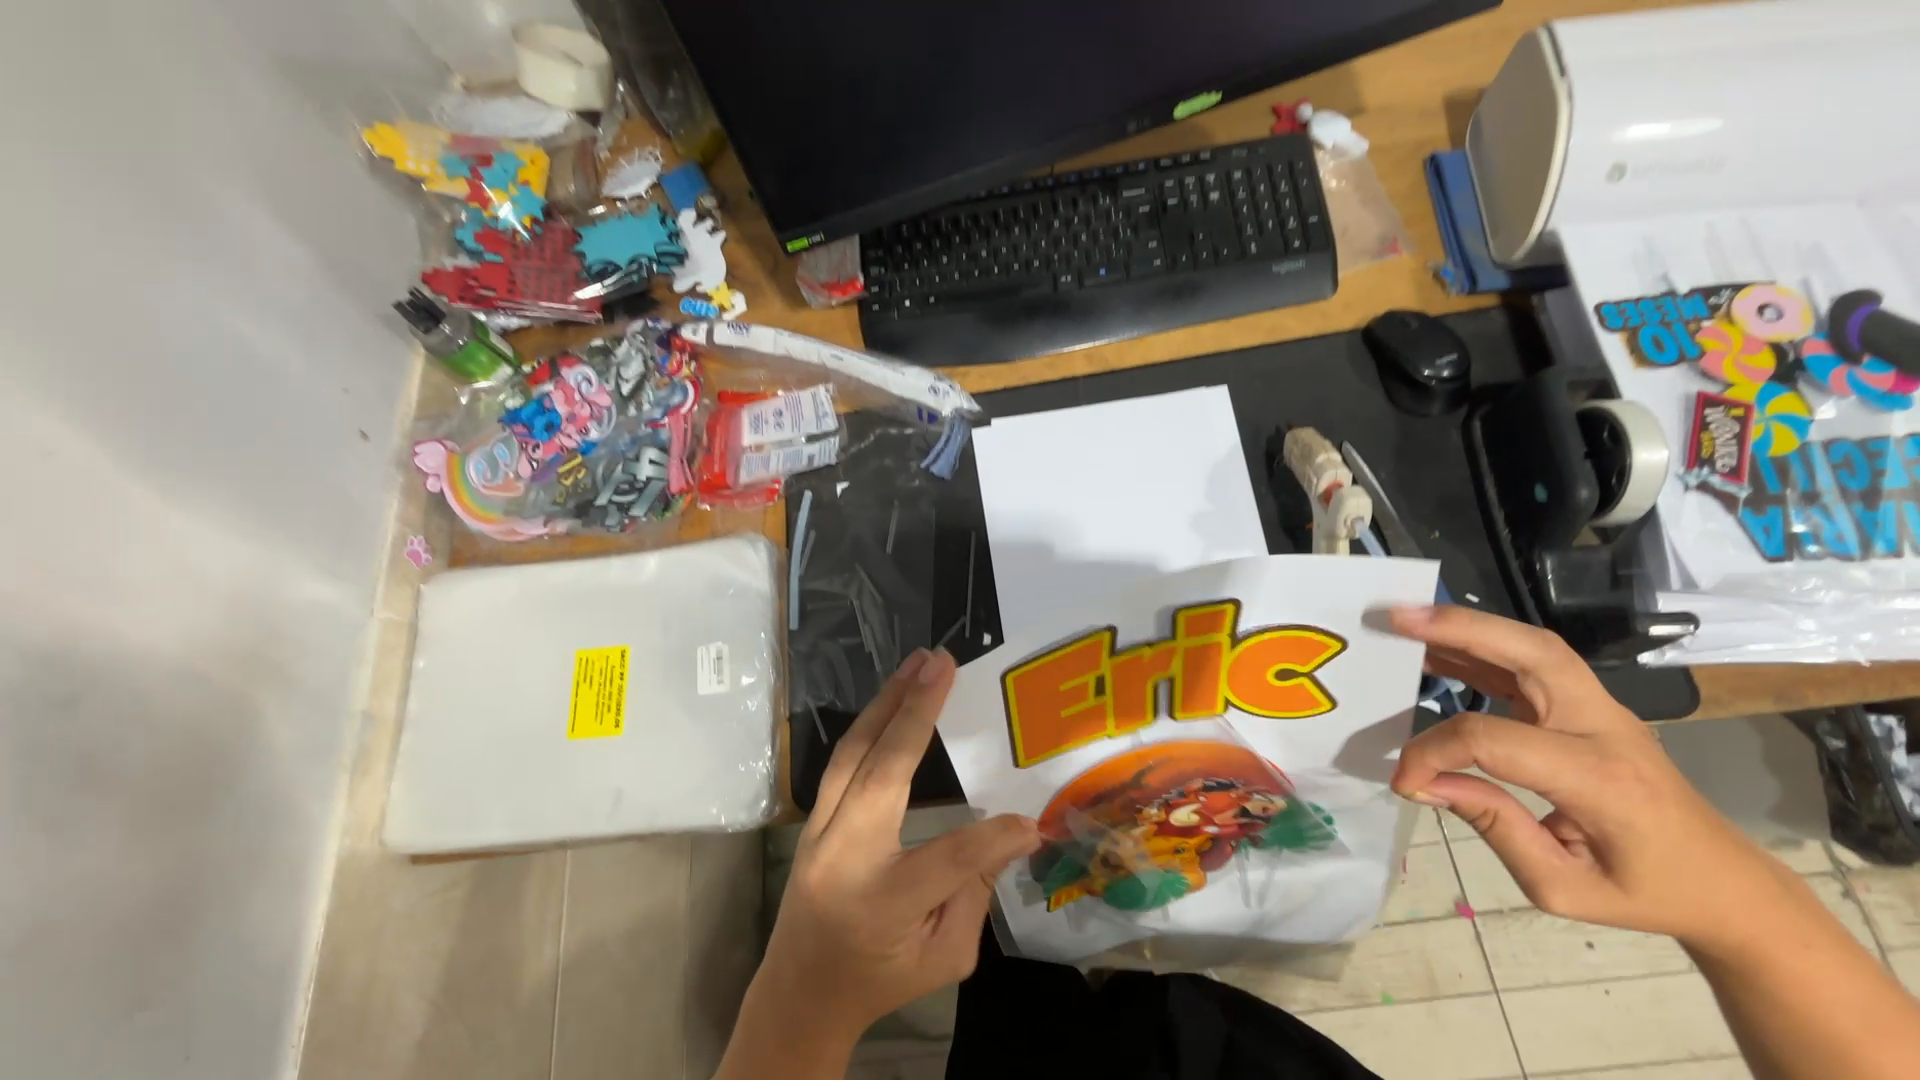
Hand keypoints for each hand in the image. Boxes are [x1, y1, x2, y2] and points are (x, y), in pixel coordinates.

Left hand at [739, 648, 1040, 1053]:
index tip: (1030, 823)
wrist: (799, 993)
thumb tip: (1007, 834)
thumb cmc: (879, 979)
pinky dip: (867, 725)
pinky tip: (889, 701)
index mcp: (884, 901)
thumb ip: (975, 894)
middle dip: (914, 710)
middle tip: (942, 662)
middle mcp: (845, 854)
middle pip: (883, 770)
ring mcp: (820, 832)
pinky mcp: (812, 821)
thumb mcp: (944, 957)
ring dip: (886, 703)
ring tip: (916, 664)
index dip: (996, 837)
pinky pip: (841, 763)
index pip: (952, 855)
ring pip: (852, 753)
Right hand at [1387, 606, 1788, 948]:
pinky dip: (1483, 646)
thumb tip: (1427, 782)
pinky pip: (1533, 662)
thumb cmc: (1644, 892)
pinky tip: (1438, 648)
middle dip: (1461, 629)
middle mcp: (1605, 727)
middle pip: (1534, 654)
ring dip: (1469, 627)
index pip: (1494, 741)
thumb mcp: (1562, 886)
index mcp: (1600, 779)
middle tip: (1395, 619)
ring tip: (1405, 619)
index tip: (1405, 781)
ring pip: (1535, 646)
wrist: (1726, 884)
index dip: (1435, 752)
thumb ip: (1493, 827)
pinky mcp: (1590, 706)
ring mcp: (1602, 709)